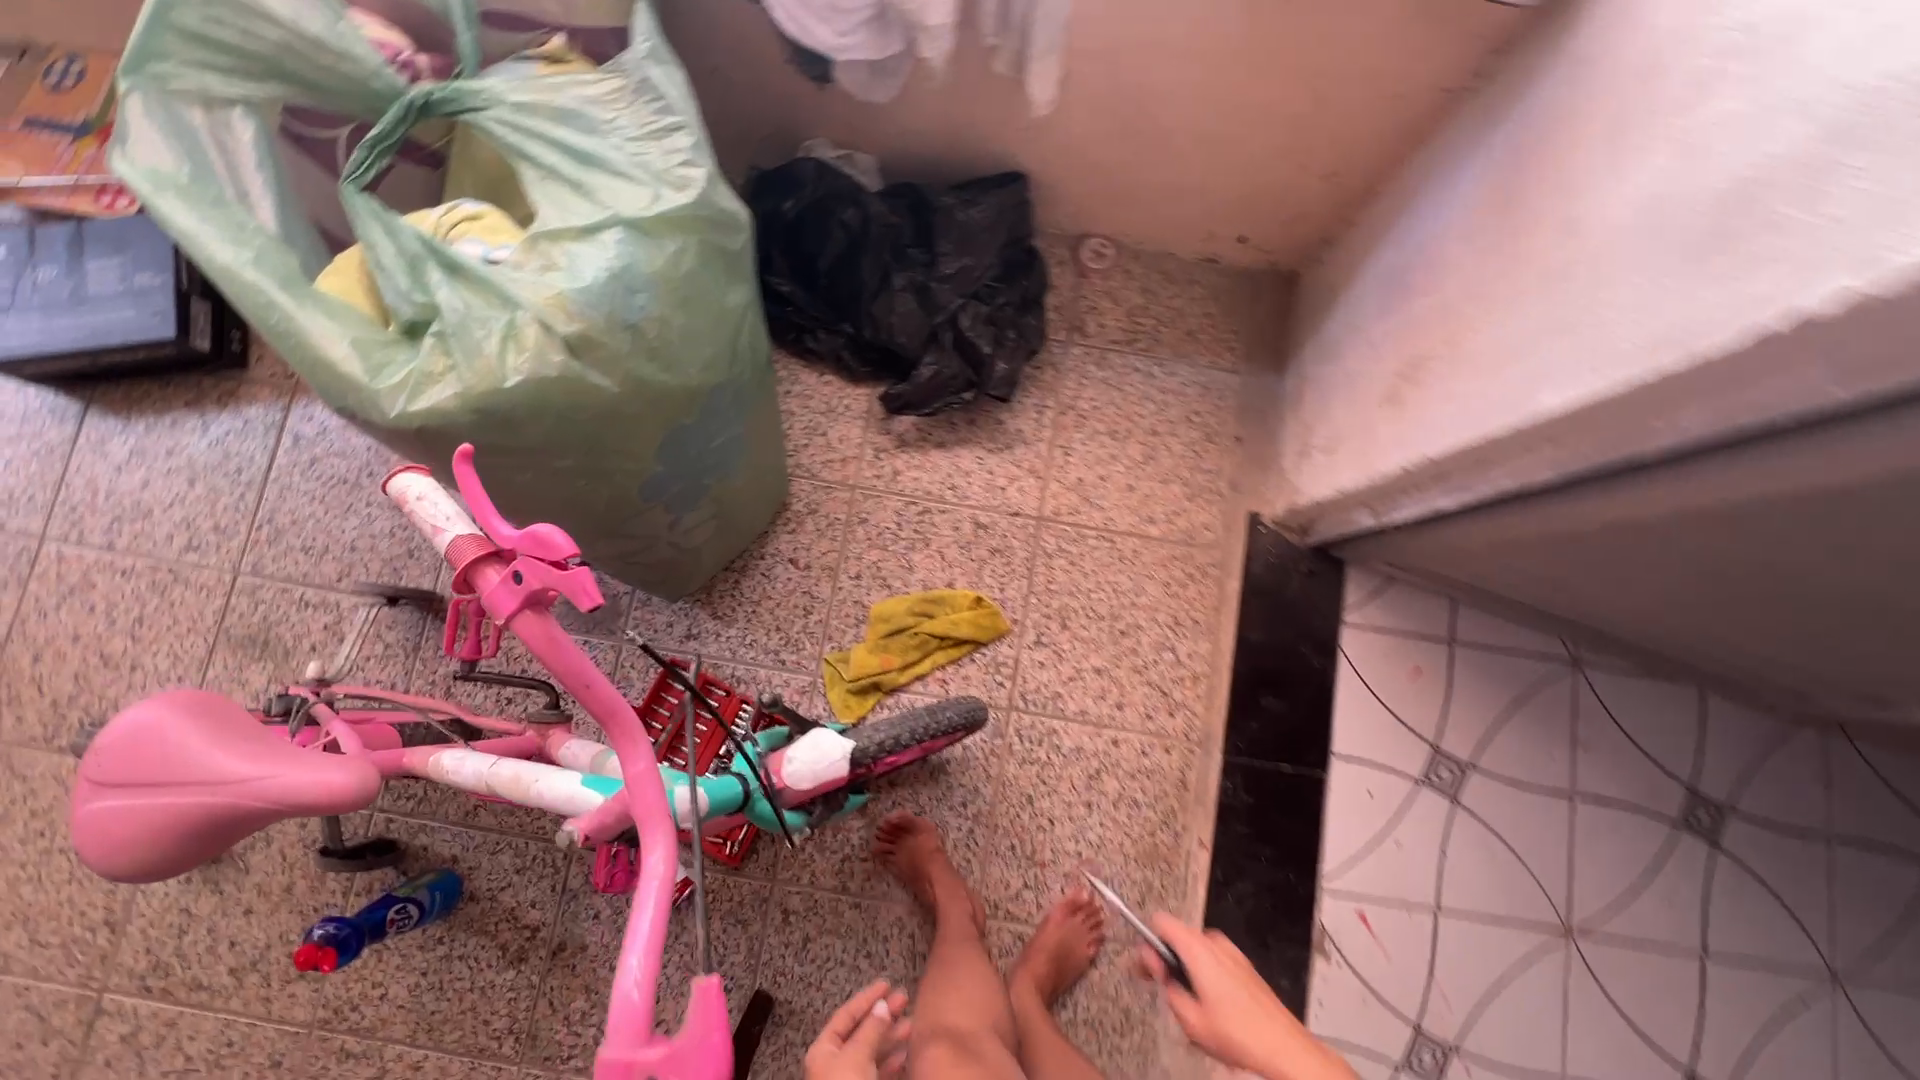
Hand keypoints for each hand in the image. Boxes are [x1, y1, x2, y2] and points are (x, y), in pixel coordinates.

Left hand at [805, 979, 911, 1079]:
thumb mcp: (857, 1057)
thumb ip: (871, 1030)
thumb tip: (882, 1004)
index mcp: (824, 1050)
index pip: (846, 1015)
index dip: (866, 998)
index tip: (887, 983)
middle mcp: (835, 1063)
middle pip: (862, 1031)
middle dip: (883, 1015)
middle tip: (905, 998)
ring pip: (873, 1052)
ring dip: (892, 1037)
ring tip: (912, 1023)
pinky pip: (879, 1072)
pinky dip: (893, 1062)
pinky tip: (906, 1053)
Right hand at [1133, 915, 1356, 1079]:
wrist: (1284, 1048)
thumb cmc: (1236, 1034)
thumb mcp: (1189, 1018)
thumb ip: (1165, 984)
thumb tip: (1153, 963)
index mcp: (1198, 949)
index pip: (1160, 922)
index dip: (1148, 943)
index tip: (1149, 970)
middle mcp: (1215, 943)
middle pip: (1178, 936)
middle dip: (1166, 959)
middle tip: (1164, 990)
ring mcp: (1232, 953)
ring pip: (1195, 950)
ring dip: (1185, 968)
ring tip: (1190, 1005)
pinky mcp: (1244, 966)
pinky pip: (1213, 959)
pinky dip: (1203, 973)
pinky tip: (1210, 1006)